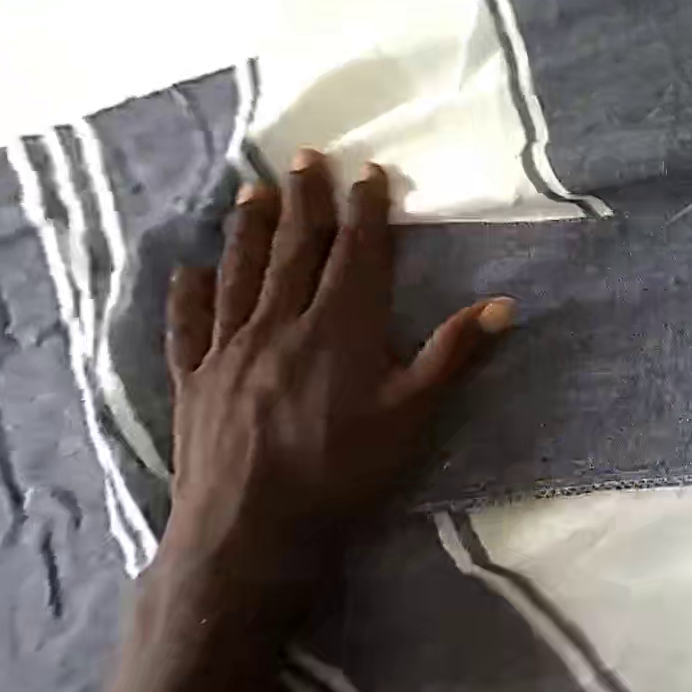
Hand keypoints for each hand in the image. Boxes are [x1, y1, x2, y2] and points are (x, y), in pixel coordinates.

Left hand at [163, 149, 513, 576]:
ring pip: (241, 275)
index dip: (365, 211)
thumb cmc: (347, 466)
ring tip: (252, 190)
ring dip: (249, 230)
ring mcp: (231, 351)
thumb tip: (503, 304)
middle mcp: (282, 325)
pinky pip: (189, 325)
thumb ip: (455, 351)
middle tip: (303, 157)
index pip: (357, 255)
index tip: (368, 173)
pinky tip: (188, 270)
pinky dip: (189, 293)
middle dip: (305, 201)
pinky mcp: (195, 381)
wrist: (252, 533)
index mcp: (341, 328)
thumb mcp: (417, 410)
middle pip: (295, 250)